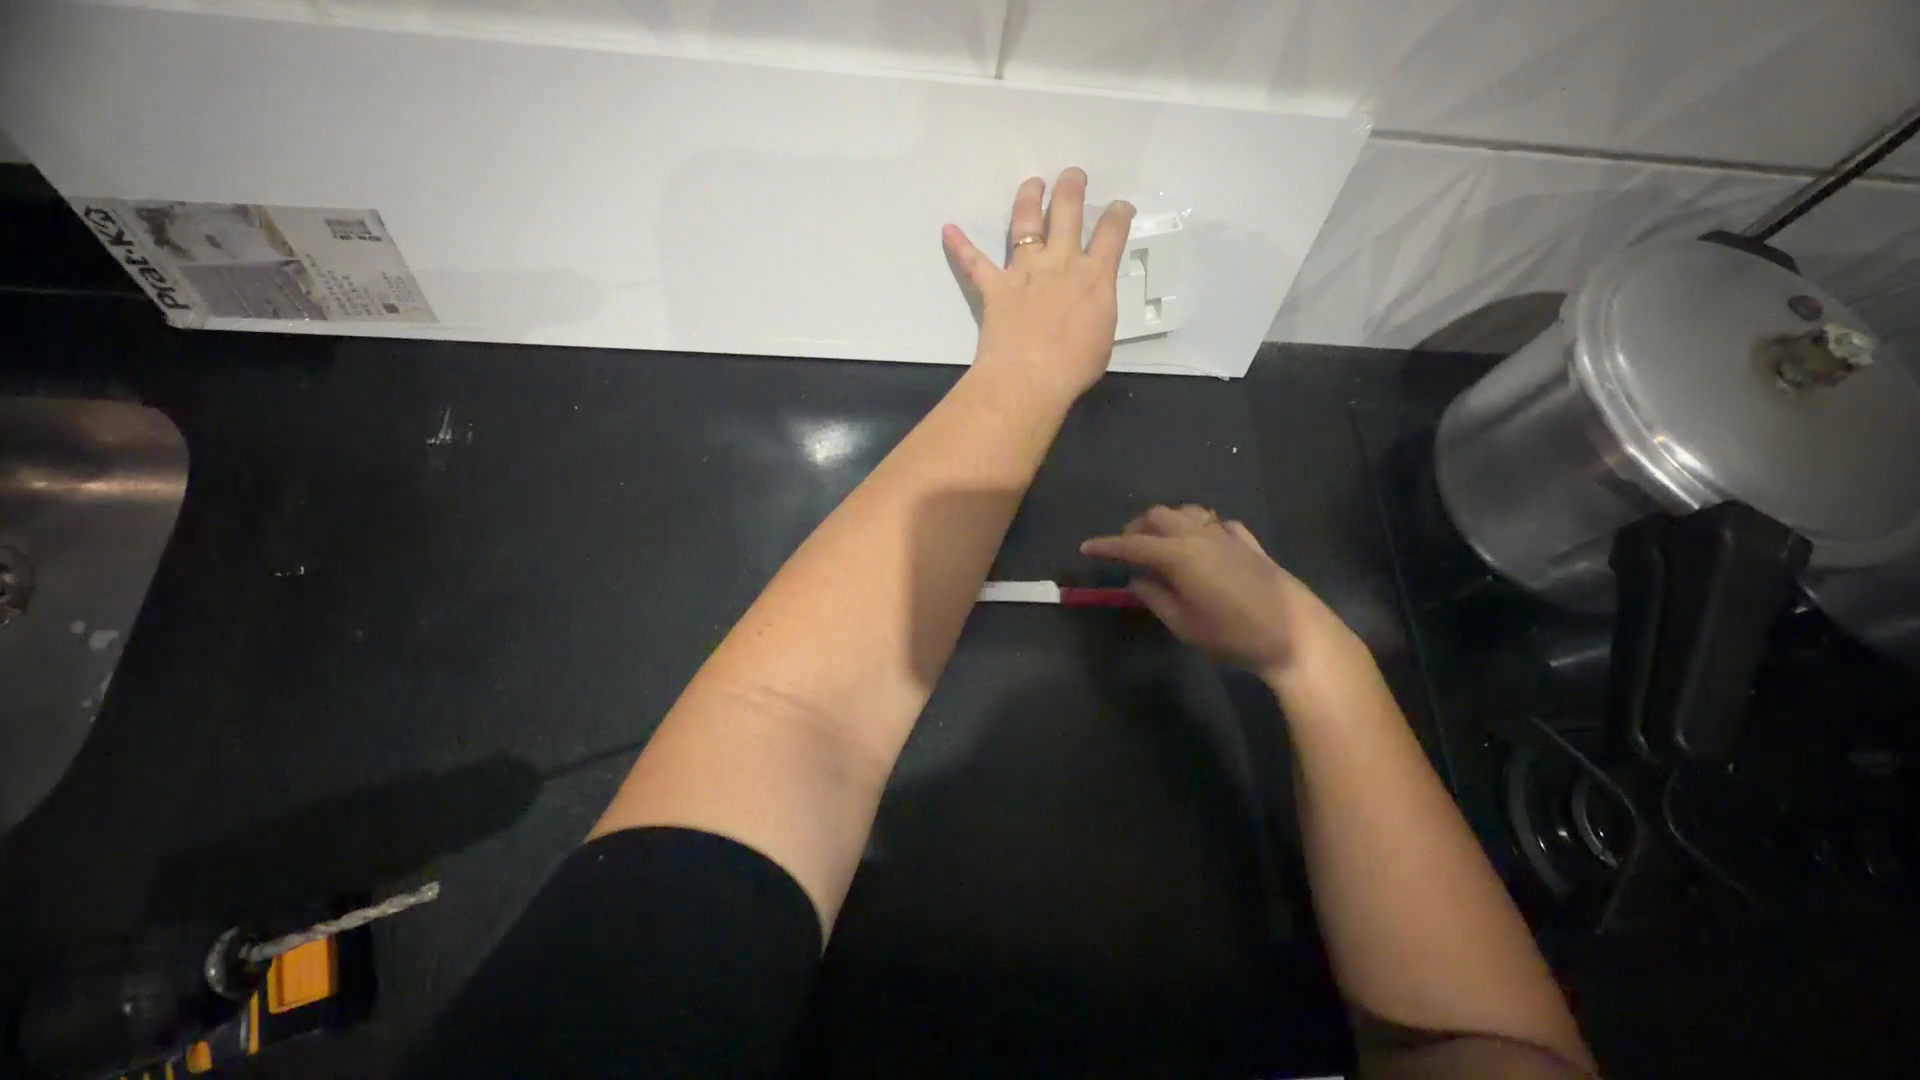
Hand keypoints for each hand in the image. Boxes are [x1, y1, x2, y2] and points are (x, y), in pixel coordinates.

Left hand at [943, 168, 1135, 404]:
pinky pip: (974, 263)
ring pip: (1026, 224)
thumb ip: (1097, 310)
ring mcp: (1025, 272)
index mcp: (1095, 277)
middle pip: (1067, 212)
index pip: (1112, 234)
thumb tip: (1090, 306)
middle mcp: (1060, 263)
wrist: (1030, 377)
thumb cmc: (1074, 365)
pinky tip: (948, 230)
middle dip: (1071, 188)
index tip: (1119, 206)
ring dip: (1029, 198)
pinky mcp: (995, 287)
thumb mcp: (1103, 336)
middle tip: (1072, 175)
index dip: (1118, 215)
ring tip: (1032, 183)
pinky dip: (960, 246)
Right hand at [1080, 505, 1355, 680]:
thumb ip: (1155, 597)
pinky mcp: (1249, 543)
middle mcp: (1199, 536)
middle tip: (1125, 548)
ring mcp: (1227, 536)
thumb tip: (1137, 579)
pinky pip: (1218, 523)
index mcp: (1178, 555)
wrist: (1295, 634)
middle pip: (1159, 516)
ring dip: (1168, 521)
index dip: (1107, 545)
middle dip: (1136, 527)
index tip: (1086, 547)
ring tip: (1160, 542)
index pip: (1132, 544)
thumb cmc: (1233, 635)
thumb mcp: (1183, 624)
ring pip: (1189, 512)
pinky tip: (1203, 544)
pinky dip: (1201, 528)